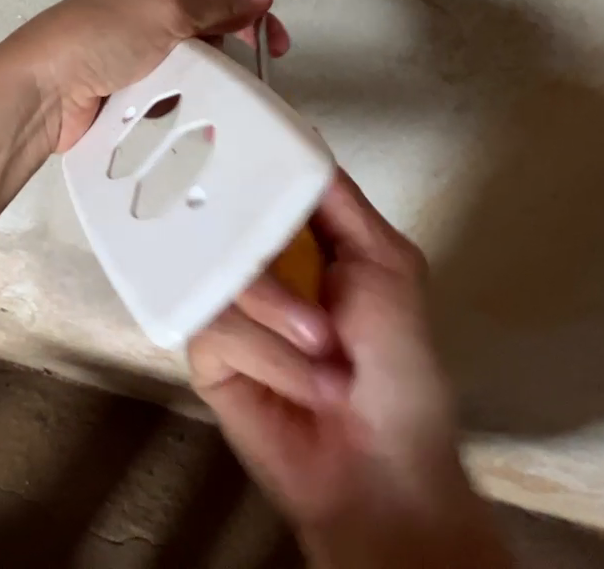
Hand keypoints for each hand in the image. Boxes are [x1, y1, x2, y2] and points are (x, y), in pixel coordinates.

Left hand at [0, 0, 289, 150]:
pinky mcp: (124, 92)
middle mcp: (139, 14)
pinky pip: (166, 96)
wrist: (41, 92)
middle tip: (249, 77)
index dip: (246, 13)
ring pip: (187, 68)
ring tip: (217, 99)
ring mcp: (130, 56)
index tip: (273, 43)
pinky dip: (180, 104)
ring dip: (203, 82)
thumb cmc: (95, 37)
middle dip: (226, 52)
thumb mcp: (163, 7)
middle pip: (202, 32)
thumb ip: (216, 4)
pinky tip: (190, 115)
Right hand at [188, 173, 508, 567]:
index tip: (230, 142)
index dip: (243, 167)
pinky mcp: (205, 351)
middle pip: (224, 223)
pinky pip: (215, 326)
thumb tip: (301, 136)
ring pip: (222, 276)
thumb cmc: (397, 365)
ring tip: (327, 356)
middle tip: (307, 295)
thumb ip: (341, 203)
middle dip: (273, 261)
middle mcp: (255, 265)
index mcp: (296, 240)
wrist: (377, 468)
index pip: (254, 186)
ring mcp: (226, 306)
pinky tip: (302, 384)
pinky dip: (267, 355)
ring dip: (284, 320)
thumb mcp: (387, 265)